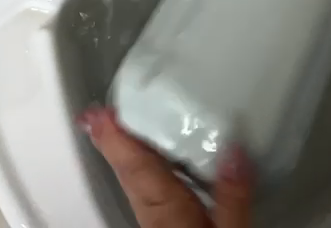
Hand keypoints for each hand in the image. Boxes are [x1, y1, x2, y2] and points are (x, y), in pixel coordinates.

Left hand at [78, 104, 252, 227]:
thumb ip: (234, 198)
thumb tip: (234, 149)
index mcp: (167, 215)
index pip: (137, 169)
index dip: (115, 138)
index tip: (96, 113)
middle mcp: (154, 222)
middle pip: (130, 177)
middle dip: (114, 144)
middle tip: (98, 115)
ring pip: (136, 189)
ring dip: (127, 159)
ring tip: (116, 131)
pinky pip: (147, 198)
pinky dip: (144, 176)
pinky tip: (151, 168)